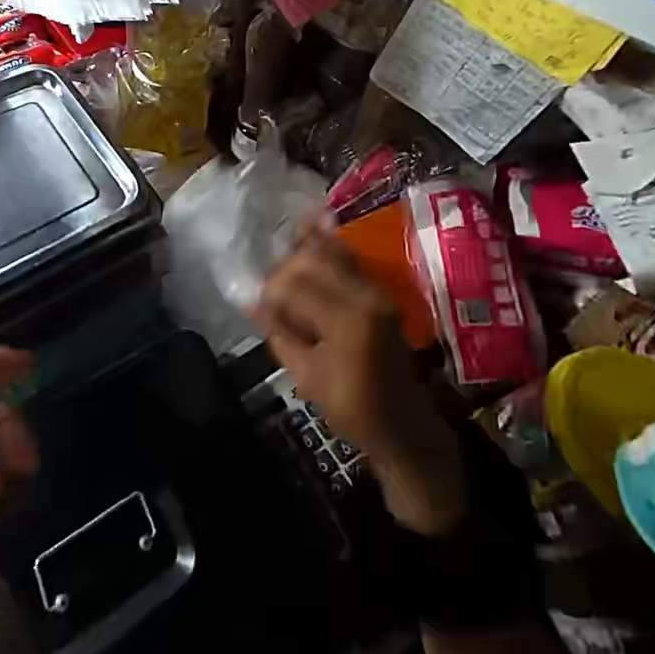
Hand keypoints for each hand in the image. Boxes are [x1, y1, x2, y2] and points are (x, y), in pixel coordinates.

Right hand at [253, 231, 465, 536]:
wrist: (404, 423)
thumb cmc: (353, 408)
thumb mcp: (307, 377)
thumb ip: (279, 334)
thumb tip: (250, 302)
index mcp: (345, 321)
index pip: (294, 286)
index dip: (270, 288)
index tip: (255, 297)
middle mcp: (364, 297)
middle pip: (314, 261)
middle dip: (285, 264)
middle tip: (266, 274)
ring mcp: (377, 292)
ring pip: (334, 254)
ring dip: (307, 247)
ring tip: (284, 236)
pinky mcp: (381, 293)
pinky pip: (350, 260)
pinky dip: (330, 246)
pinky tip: (312, 230)